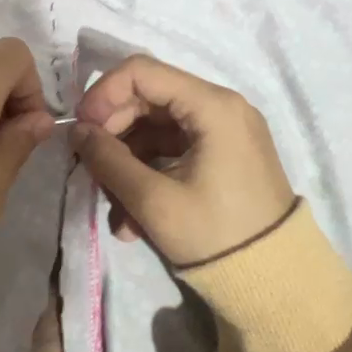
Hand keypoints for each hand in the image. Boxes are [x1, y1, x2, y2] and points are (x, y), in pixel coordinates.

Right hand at [71, 55, 295, 267]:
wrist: (275, 279)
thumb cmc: (215, 233)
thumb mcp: (153, 201)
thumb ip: (108, 160)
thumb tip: (76, 132)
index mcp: (212, 106)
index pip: (141, 71)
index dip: (103, 93)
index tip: (81, 129)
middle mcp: (220, 107)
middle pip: (147, 98)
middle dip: (113, 132)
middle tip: (91, 167)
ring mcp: (223, 130)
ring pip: (155, 127)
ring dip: (127, 160)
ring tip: (114, 207)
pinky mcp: (221, 154)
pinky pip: (172, 149)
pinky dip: (148, 172)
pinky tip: (131, 216)